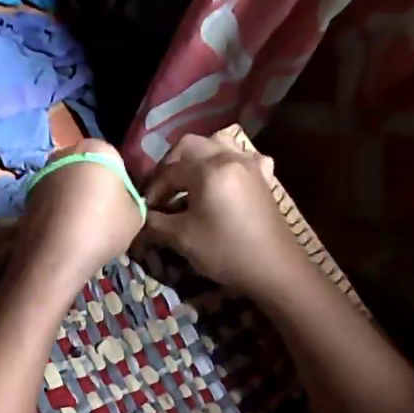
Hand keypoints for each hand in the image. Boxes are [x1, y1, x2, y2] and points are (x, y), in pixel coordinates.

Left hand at [15, 140, 145, 285]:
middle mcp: (66, 152)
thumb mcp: (135, 217)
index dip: (120, 186)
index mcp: (97, 148)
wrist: (58, 254)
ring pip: (66, 186)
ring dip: (75, 202)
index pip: (115, 161)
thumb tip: (122, 203)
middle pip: (87, 170)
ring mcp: (42, 174)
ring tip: (83, 230)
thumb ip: (131, 202)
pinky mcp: (26, 196)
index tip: (120, 207)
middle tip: (103, 217)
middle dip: (94, 190)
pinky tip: (66, 235)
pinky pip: (51, 202)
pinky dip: (59, 213)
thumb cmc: (104, 227)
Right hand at [143, 131, 312, 300]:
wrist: (274, 268)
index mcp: (208, 169)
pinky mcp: (264, 178)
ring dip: (199, 158)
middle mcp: (229, 157)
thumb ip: (155, 223)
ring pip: (218, 144)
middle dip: (171, 166)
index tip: (146, 210)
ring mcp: (250, 164)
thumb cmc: (225, 251)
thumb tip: (140, 216)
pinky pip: (243, 157)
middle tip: (164, 192)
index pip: (170, 170)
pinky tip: (226, 180)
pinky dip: (228, 162)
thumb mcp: (182, 239)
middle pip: (191, 147)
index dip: (153, 190)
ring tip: (191, 180)